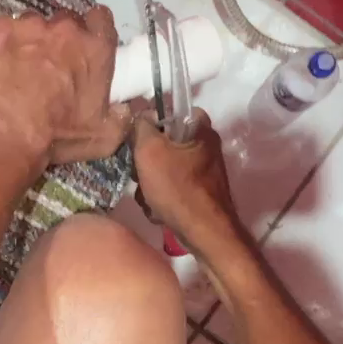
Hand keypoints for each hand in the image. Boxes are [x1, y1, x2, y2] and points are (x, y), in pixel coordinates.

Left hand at [0, 7, 129, 169]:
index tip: (87, 49)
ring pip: (36, 25)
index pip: (102, 19)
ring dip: (34, 41)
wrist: (7, 135)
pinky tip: (4, 63)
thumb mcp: (105, 137)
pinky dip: (8, 42)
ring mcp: (30, 26)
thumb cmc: (59, 136)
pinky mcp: (0, 30)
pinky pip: (7, 28)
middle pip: (68, 22)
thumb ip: (123, 117)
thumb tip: (128, 108)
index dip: (94, 32)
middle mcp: (66, 29)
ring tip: (25, 68)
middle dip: (63, 40)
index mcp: (96, 48)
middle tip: (55, 67)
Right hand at [130, 110, 250, 264]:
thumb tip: (141, 117)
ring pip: (165, 167)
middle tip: (140, 175)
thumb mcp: (150, 151)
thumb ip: (141, 127)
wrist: (205, 232)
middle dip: (146, 162)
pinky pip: (173, 186)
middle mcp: (205, 144)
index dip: (150, 125)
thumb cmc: (177, 188)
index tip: (137, 142)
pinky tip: (158, 210)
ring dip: (150, 183)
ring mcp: (204, 170)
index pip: (169, 111)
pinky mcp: (200, 191)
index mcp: (200, 127)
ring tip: (149, 197)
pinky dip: (162, 197)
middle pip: (164, 142)